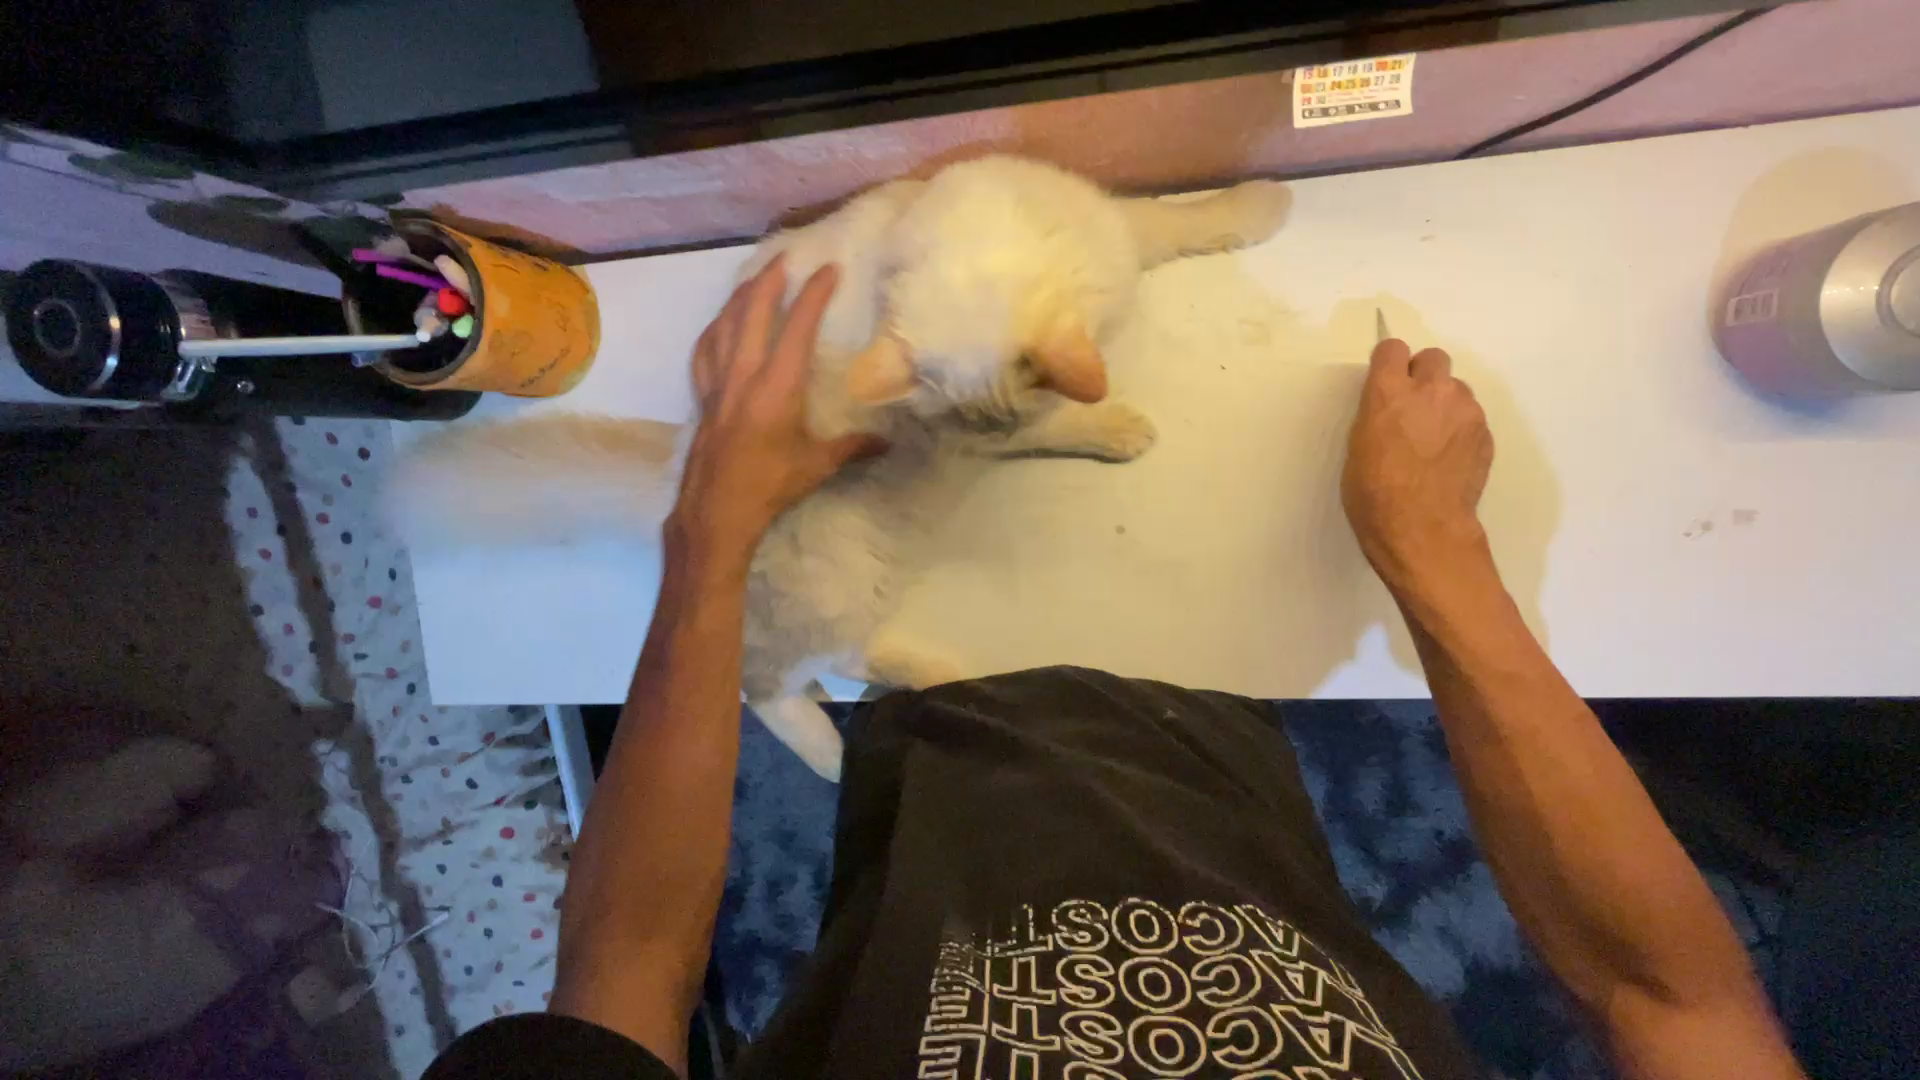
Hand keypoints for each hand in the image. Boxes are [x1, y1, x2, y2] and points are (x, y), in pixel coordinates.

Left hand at [670, 257, 885, 560]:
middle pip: (752, 310)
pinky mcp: (703, 397)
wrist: (717, 509)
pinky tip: (720, 323)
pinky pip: (705, 350)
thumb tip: (888, 441)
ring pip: (724, 324)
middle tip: (785, 256)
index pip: (797, 326)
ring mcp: (718, 383)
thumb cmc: (772, 485)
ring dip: (740, 295)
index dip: (814, 293)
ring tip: (754, 278)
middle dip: (770, 279)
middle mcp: (744, 374)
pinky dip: (715, 328)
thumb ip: (853, 447)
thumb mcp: (818, 465)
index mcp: (778, 386)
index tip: (828, 268)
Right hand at [1342, 338, 1494, 594]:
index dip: (1388, 363)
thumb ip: (1378, 414)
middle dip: (1422, 374)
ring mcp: (1465, 411)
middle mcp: (1432, 391)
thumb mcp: (1358, 446)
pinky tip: (1445, 458)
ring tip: (1429, 438)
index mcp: (1390, 393)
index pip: (1393, 349)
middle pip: (1434, 358)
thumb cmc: (1372, 492)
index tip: (1384, 379)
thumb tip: (1391, 407)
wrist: (1421, 528)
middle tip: (1410, 405)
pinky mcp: (1485, 434)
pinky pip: (1470, 418)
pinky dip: (1458, 429)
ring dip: (1442, 402)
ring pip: (1456, 388)